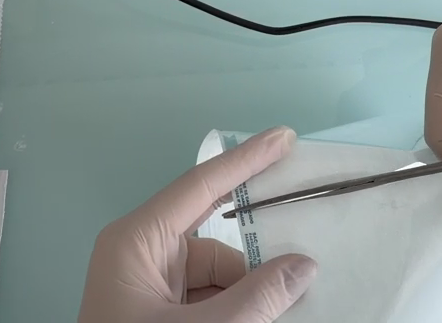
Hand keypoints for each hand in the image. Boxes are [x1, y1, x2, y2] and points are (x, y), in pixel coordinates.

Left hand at [78, 126, 317, 322]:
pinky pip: (206, 303)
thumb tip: (304, 265)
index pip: (202, 185)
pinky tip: (259, 318)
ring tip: (280, 310)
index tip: (285, 136)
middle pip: (214, 243)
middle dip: (255, 262)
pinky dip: (233, 313)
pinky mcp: (155, 315)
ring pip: (215, 279)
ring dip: (248, 299)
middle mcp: (141, 255)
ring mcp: (147, 289)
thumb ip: (256, 300)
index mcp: (137, 241)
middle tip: (303, 258)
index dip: (246, 159)